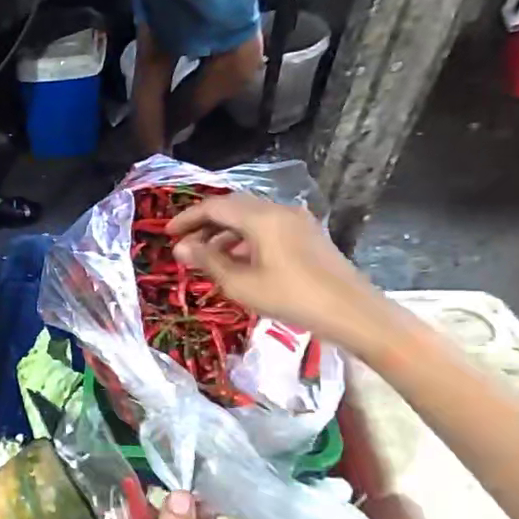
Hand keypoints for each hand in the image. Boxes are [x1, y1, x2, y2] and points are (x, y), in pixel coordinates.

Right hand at [168, 194, 377, 348]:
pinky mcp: (307, 235)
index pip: (215, 207)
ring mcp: (296, 221)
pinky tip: (239, 262)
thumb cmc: (291, 298)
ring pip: (251, 217)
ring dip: (226, 233)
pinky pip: (268, 228)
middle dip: (205, 223)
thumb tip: (181, 247)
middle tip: (185, 244)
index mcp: (261, 217)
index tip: (168, 233)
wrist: (351, 311)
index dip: (188, 218)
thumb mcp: (242, 284)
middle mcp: (279, 210)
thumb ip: (209, 261)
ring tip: (208, 257)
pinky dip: (246, 239)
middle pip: (233, 207)